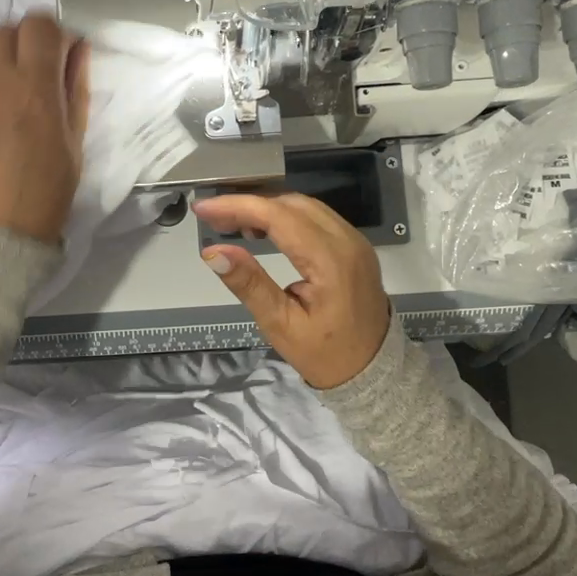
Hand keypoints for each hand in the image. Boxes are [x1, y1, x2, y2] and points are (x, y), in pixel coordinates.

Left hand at [0, 13, 90, 243]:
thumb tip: (77, 50)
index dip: (56, 33)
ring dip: (6, 68)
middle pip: (7, 30)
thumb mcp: (74, 144)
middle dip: (28, 43)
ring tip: (18, 109)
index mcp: (33, 86)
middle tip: (42, 77)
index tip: (64, 58)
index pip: (40, 24)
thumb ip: (75, 89)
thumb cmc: (44, 195)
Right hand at [195, 193, 391, 389]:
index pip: (278, 216)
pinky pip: (316, 218)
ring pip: (304, 206)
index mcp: (331, 260)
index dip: (238, 206)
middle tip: (213, 217)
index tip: (203, 208)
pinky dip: (285, 216)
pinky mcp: (354, 246)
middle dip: (249, 205)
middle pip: (291, 204)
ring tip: (232, 223)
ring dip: (267, 208)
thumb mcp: (279, 324)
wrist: (372, 371)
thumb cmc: (324, 353)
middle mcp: (347, 241)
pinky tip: (263, 229)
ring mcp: (355, 241)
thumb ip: (248, 284)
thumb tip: (213, 252)